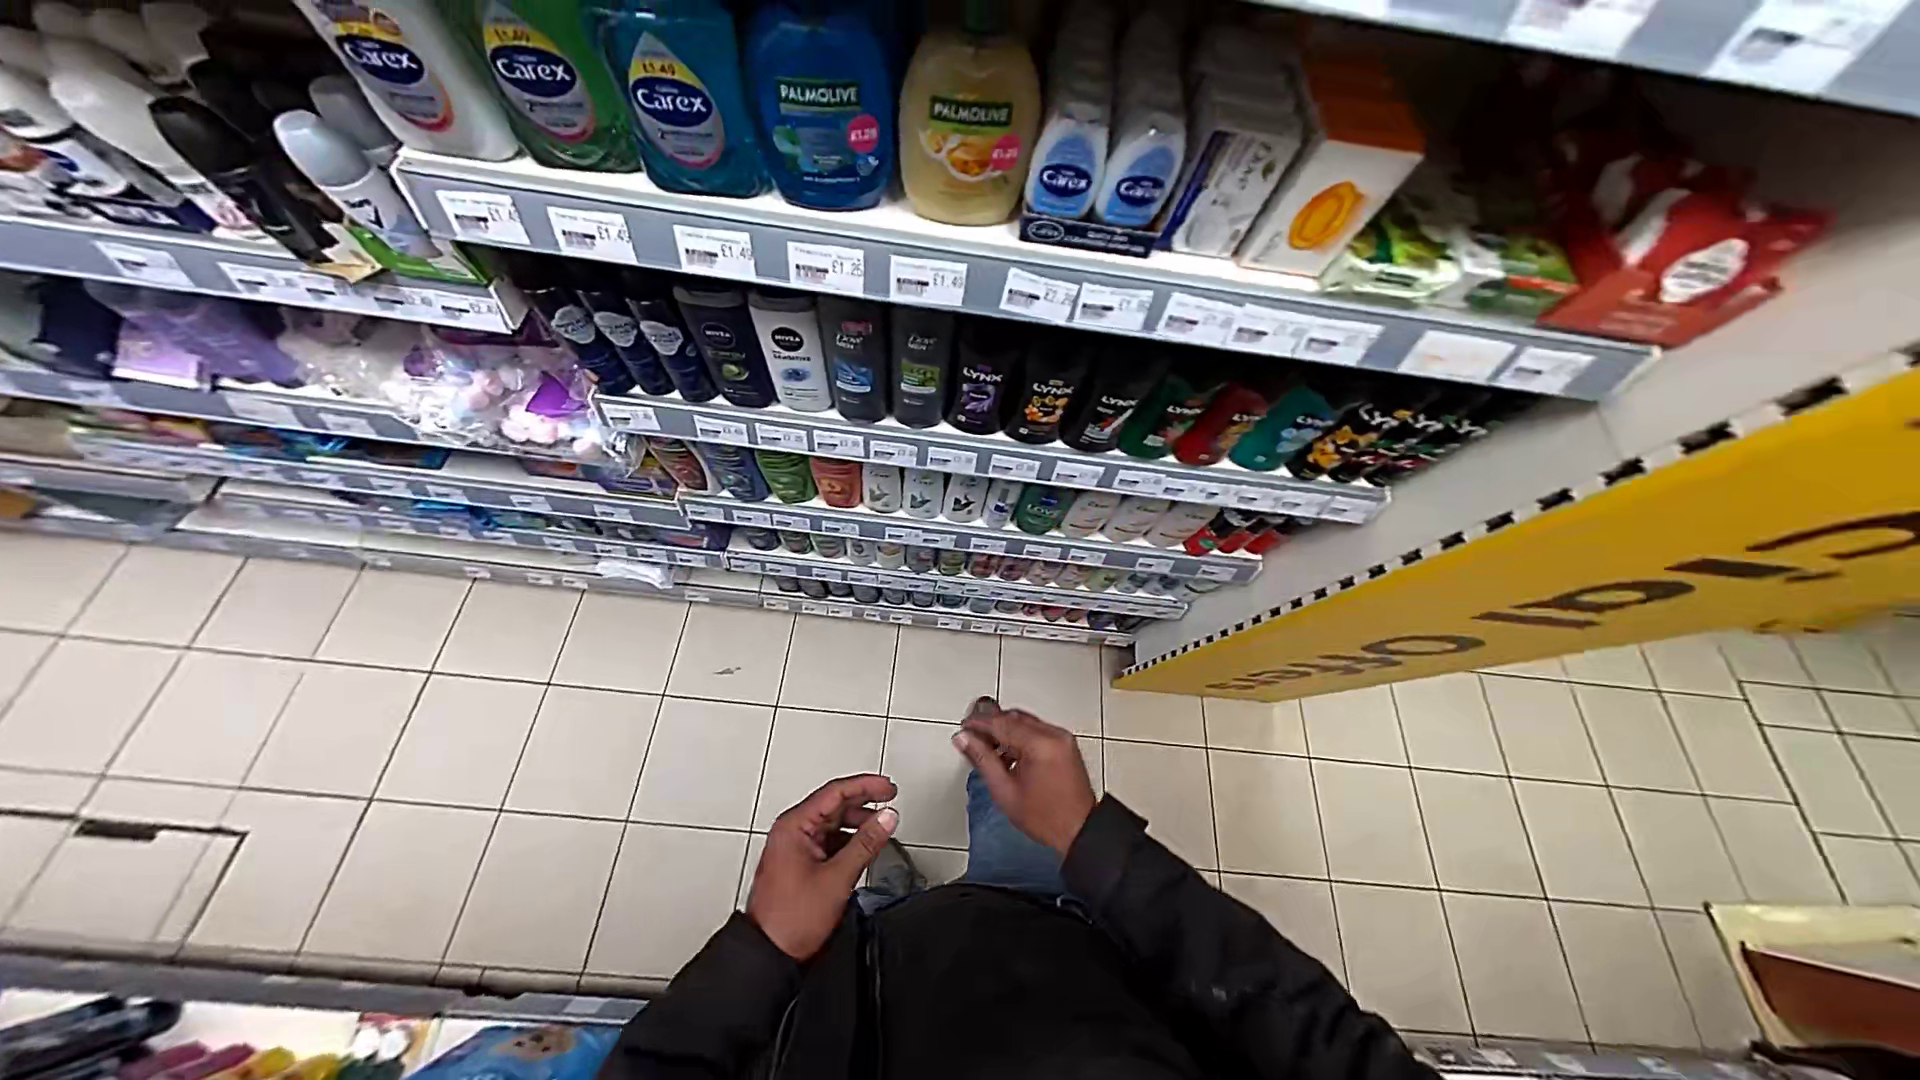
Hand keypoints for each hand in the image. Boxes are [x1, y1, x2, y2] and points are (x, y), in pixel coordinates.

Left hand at [746, 773, 898, 960]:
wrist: (768, 956)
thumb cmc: (788, 920)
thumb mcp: (837, 878)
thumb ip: (866, 843)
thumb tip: (886, 818)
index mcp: (794, 826)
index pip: (835, 792)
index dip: (865, 786)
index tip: (887, 787)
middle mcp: (792, 831)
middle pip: (834, 804)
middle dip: (864, 800)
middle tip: (889, 798)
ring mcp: (796, 847)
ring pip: (833, 823)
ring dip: (858, 822)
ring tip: (881, 826)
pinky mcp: (801, 862)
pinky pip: (830, 840)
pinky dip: (849, 839)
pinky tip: (864, 846)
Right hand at [951, 697, 1096, 854]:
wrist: (1079, 831)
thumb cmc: (1044, 818)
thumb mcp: (1005, 791)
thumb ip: (982, 759)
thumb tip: (964, 739)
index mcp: (1040, 744)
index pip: (1002, 723)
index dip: (979, 723)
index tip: (964, 727)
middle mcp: (1054, 735)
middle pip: (1014, 718)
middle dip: (992, 725)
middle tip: (973, 736)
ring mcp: (1062, 738)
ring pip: (1026, 722)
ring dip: (1006, 730)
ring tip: (989, 748)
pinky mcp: (1066, 744)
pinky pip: (1037, 730)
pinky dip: (1021, 736)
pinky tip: (1009, 753)